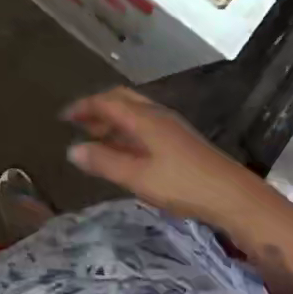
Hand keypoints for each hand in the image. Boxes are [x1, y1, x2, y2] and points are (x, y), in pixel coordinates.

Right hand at [63, 87, 270, 227]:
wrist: (229, 192)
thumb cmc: (181, 183)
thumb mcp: (137, 176)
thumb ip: (105, 161)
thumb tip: (73, 148)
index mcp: (145, 118)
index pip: (109, 101)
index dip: (84, 106)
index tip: (63, 116)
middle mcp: (158, 115)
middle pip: (123, 100)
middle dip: (98, 108)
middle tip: (76, 122)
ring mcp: (171, 126)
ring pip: (135, 113)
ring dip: (112, 120)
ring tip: (92, 136)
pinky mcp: (179, 140)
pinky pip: (145, 126)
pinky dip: (126, 131)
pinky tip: (121, 150)